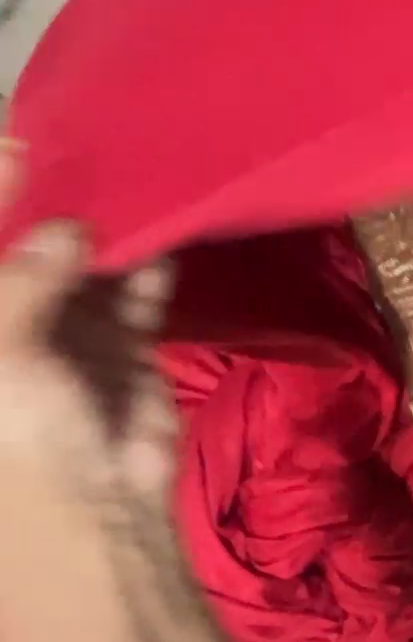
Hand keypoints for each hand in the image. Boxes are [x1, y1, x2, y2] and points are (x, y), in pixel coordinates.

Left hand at [0, 142, 175, 530]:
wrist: (89, 495)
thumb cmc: (8, 428)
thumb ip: (20, 284)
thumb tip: (68, 229)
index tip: (19, 145)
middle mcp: (3, 318)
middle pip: (21, 251)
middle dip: (48, 210)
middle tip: (84, 158)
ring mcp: (60, 332)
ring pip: (80, 269)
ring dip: (106, 237)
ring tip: (137, 189)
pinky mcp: (122, 346)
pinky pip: (136, 298)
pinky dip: (151, 271)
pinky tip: (167, 239)